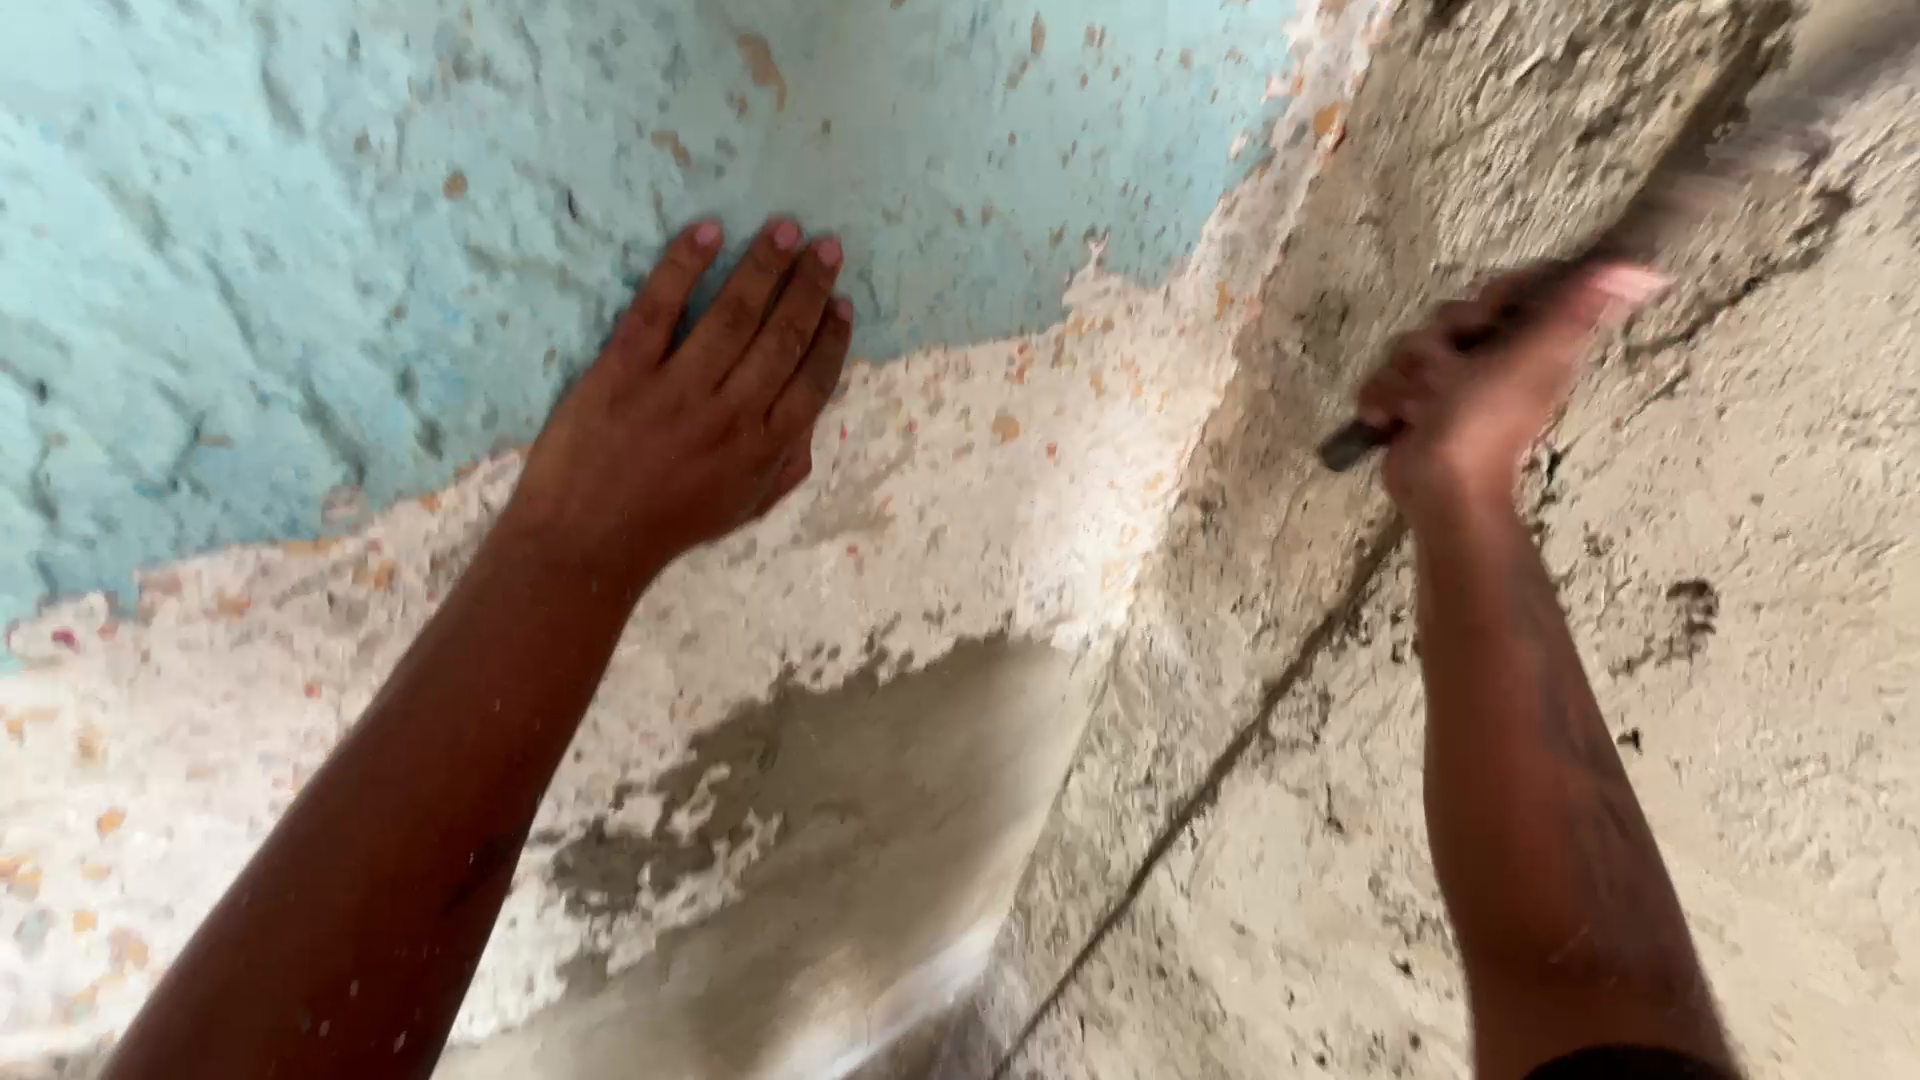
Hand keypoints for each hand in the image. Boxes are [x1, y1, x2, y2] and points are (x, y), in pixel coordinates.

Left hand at [497, 217, 851, 591]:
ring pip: (732, 315)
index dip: (832, 338)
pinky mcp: (623, 371)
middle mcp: (732, 414)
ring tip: (784, 231)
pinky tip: (708, 232)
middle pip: (781, 338)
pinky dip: (683, 266)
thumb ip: (788, 465)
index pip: (813, 381)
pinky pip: (658, 308)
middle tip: (826, 247)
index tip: (843, 302)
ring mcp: (677, 390)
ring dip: (763, 267)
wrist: (588, 542)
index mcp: (765, 449)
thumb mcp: (746, 508)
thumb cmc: (671, 524)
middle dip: (809, 288)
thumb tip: (812, 420)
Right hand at [1356, 262, 1665, 517]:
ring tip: (1416, 410)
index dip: (1494, 293)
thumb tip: (1643, 271)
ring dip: (1404, 381)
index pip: (1515, 289)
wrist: (1439, 485)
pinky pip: (1382, 380)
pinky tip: (1389, 420)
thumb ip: (1571, 312)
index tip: (1482, 316)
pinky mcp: (1408, 402)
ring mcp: (1444, 381)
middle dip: (1435, 345)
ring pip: (1408, 349)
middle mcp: (1488, 357)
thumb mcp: (1530, 360)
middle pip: (1449, 316)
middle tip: (1445, 375)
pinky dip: (1380, 402)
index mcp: (1529, 343)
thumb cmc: (1484, 425)